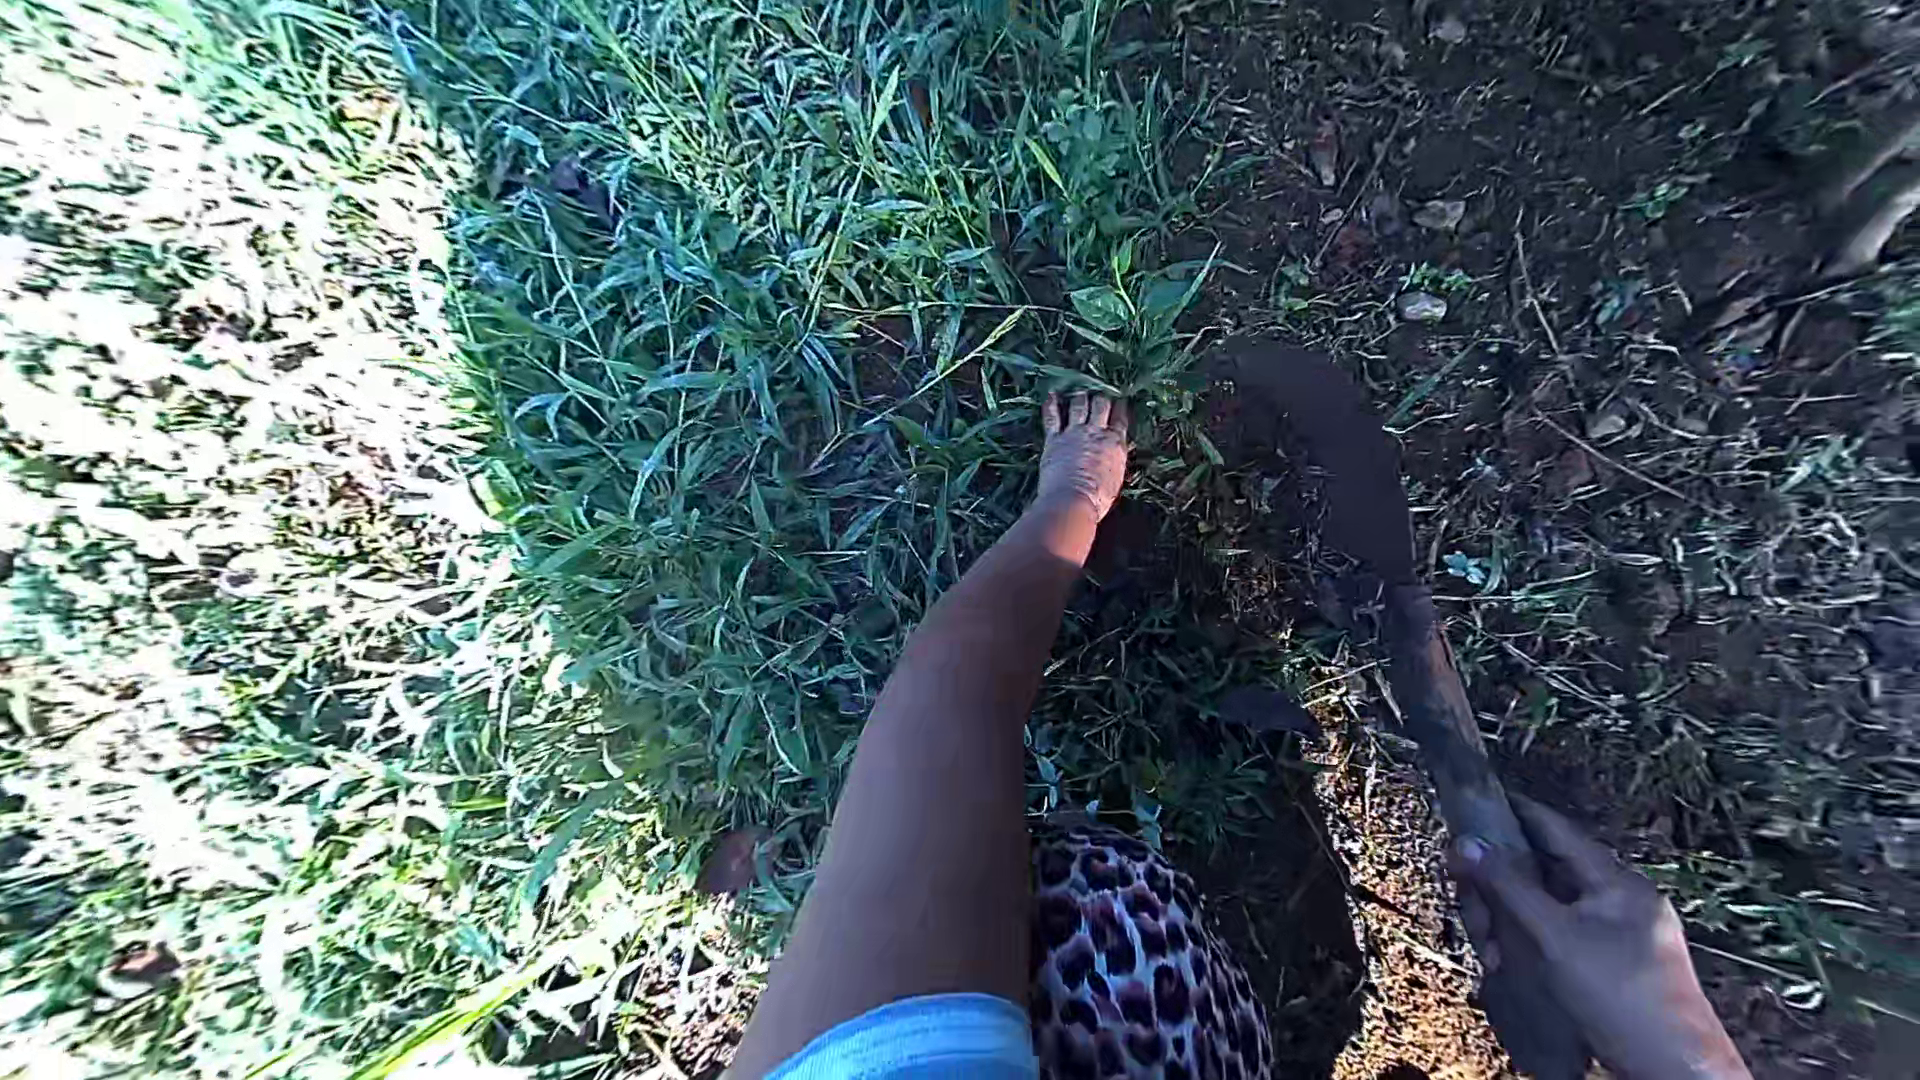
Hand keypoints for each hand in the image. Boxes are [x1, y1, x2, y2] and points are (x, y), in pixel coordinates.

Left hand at [1037, 391, 1127, 521]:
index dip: (1120, 407)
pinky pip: (1052, 416)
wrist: (1072, 500)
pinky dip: (1052, 404)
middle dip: (1101, 397)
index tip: (1120, 401)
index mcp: (1115, 443)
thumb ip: (1117, 458)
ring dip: (1080, 397)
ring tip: (1080, 392)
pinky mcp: (1054, 439)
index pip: (1120, 418)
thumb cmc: (1097, 498)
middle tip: (1099, 394)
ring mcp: (1074, 433)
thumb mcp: (1117, 478)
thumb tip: (1122, 448)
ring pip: (1079, 405)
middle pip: (1101, 405)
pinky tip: (1052, 395)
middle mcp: (1096, 432)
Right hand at [1451, 797, 1750, 1079]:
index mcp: (1615, 884)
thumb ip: (1507, 883)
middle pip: (1532, 866)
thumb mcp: (1553, 935)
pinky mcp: (1597, 954)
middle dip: (1492, 882)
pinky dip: (1517, 937)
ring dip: (1499, 916)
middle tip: (1464, 897)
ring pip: (1531, 899)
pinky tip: (1502, 961)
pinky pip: (1543, 926)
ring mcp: (1606, 928)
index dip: (1508, 808)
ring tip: (1488, 949)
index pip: (1551, 826)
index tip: (1465, 802)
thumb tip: (1464, 840)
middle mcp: (1612, 898)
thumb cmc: (1620, 998)